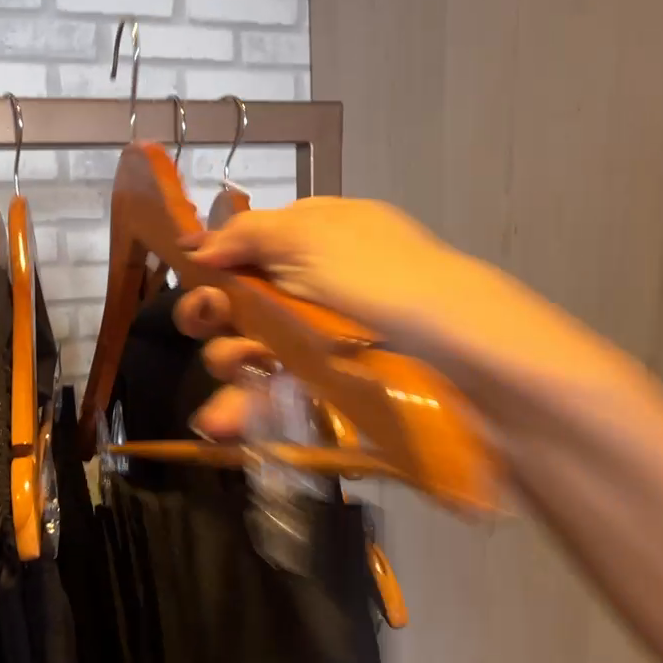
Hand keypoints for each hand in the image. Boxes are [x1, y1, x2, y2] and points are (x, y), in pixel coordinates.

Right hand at [177, 197, 642, 440]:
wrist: (467, 367)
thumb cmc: (388, 287)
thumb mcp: (315, 238)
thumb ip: (249, 235)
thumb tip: (197, 244)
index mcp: (321, 237)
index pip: (253, 244)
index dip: (218, 260)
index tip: (195, 275)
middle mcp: (319, 286)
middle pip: (244, 299)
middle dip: (212, 314)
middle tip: (206, 324)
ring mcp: (324, 342)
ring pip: (252, 352)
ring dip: (224, 368)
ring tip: (217, 397)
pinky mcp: (330, 392)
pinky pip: (275, 395)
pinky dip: (245, 408)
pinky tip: (223, 427)